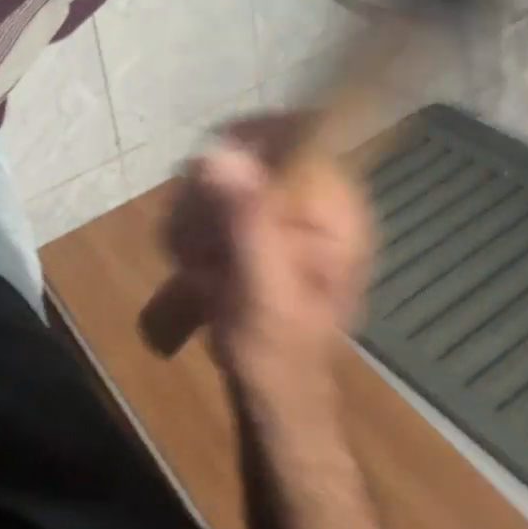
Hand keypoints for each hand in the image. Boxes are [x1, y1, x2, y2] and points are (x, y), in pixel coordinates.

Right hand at [163, 116, 375, 393]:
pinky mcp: (254, 227)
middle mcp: (313, 200)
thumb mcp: (262, 291)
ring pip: (221, 174)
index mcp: (335, 209)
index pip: (303, 130)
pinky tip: (192, 267)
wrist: (271, 397)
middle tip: (194, 243)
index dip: (250, 136)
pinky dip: (191, 229)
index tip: (204, 173)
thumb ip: (245, 219)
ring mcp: (281, 212)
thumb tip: (218, 152)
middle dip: (208, 193)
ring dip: (193, 216)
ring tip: (193, 266)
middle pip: (249, 149)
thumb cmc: (277, 355)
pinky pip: (210, 200)